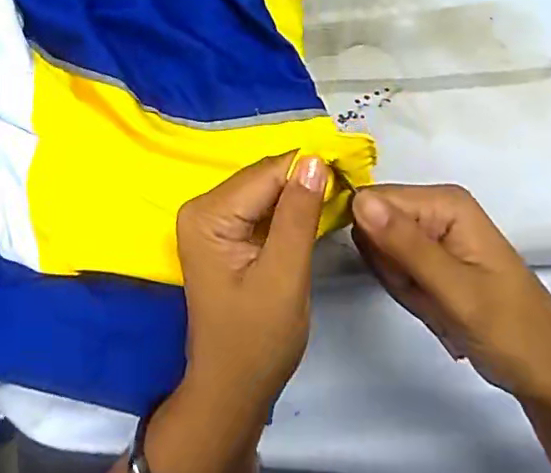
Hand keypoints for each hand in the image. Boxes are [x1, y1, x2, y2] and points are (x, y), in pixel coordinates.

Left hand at [176, 151, 329, 407]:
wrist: (233, 389)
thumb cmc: (257, 341)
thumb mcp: (285, 276)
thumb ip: (298, 216)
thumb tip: (315, 161)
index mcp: (207, 214)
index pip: (264, 174)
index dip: (307, 168)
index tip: (349, 167)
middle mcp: (202, 207)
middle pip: (261, 179)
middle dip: (303, 179)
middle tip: (348, 184)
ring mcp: (210, 220)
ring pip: (263, 191)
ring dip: (297, 194)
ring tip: (337, 195)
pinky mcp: (223, 234)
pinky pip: (259, 209)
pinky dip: (286, 210)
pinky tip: (312, 214)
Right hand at [352, 185, 550, 404]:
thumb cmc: (513, 331)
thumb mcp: (457, 291)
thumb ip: (405, 244)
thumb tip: (358, 201)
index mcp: (443, 201)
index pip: (371, 200)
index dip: (375, 241)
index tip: (402, 275)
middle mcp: (434, 206)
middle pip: (372, 223)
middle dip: (390, 266)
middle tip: (427, 295)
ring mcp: (431, 230)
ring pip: (379, 248)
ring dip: (399, 282)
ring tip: (435, 304)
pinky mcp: (429, 253)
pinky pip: (392, 265)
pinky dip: (405, 290)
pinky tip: (433, 306)